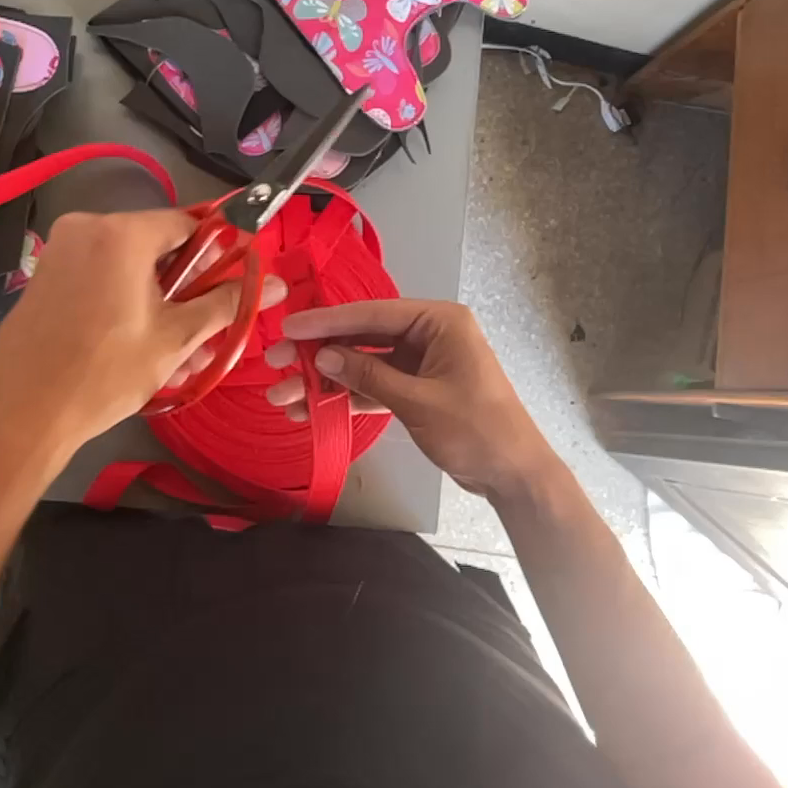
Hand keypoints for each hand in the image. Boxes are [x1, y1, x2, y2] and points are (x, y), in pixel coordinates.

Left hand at [0, 208, 284, 453]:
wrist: (21, 414)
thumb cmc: (105, 372)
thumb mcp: (176, 339)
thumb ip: (226, 304)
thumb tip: (275, 284)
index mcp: (122, 232)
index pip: (189, 224)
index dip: (219, 255)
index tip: (234, 288)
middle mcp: (87, 228)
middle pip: (159, 246)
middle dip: (189, 287)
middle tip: (208, 332)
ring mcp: (61, 251)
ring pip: (131, 268)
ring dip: (161, 303)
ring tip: (180, 354)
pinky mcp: (46, 277)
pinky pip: (103, 279)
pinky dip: (128, 304)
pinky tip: (142, 348)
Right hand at [262, 299, 560, 502]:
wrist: (514, 474)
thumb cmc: (476, 430)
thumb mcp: (418, 401)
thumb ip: (369, 377)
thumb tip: (322, 356)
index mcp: (438, 322)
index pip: (372, 314)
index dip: (326, 321)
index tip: (286, 327)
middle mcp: (428, 334)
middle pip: (363, 337)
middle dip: (318, 352)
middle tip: (274, 363)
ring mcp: (422, 362)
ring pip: (364, 364)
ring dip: (326, 380)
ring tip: (283, 396)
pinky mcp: (416, 389)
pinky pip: (375, 386)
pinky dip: (347, 397)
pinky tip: (311, 408)